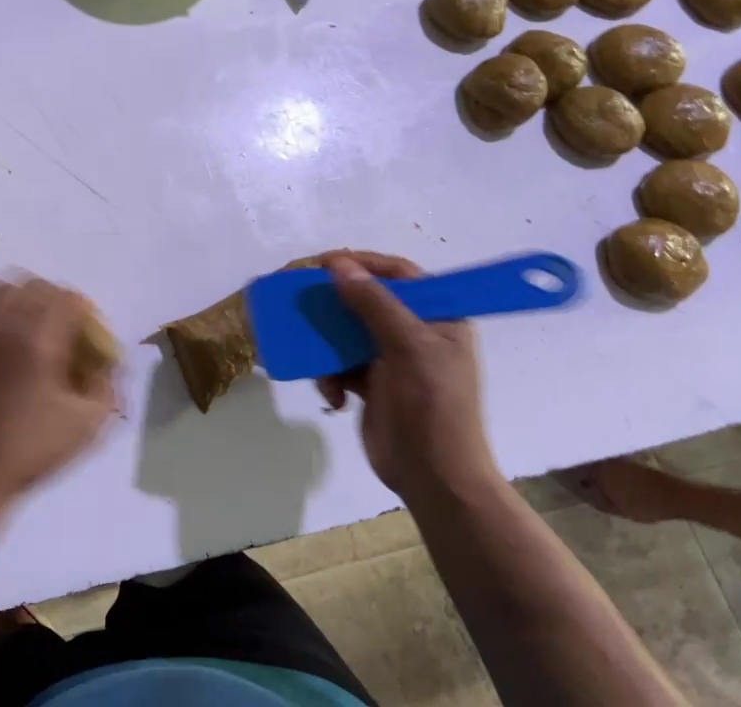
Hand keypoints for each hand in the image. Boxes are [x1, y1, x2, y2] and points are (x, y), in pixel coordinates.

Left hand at [0, 277, 116, 501]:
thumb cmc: (33, 449)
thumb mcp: (89, 423)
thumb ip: (107, 382)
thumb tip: (107, 360)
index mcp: (40, 339)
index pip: (69, 298)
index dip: (87, 314)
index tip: (91, 339)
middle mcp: (5, 324)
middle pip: (37, 285)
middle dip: (57, 302)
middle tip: (66, 331)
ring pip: (3, 288)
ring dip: (24, 300)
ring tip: (33, 328)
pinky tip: (4, 336)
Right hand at [315, 251, 498, 498]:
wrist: (435, 477)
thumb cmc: (433, 406)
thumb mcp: (408, 348)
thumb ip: (374, 304)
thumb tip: (337, 265)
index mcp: (439, 319)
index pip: (401, 275)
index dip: (365, 264)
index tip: (325, 264)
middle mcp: (416, 334)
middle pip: (366, 302)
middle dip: (335, 306)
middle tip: (302, 300)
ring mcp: (393, 361)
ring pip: (346, 334)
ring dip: (327, 347)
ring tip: (317, 362)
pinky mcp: (373, 385)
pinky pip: (340, 365)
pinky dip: (330, 376)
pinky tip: (333, 395)